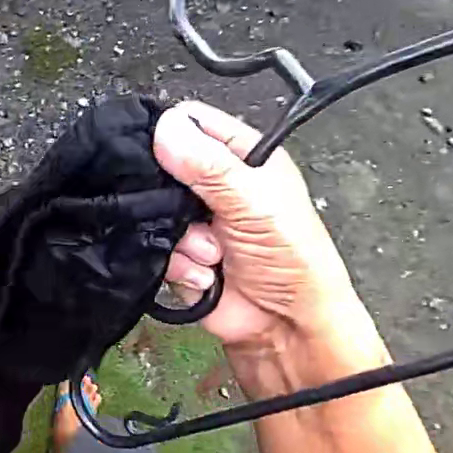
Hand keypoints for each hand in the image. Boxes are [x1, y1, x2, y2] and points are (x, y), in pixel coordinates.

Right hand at [154, 101, 360, 354]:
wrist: (285, 326)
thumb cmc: (294, 260)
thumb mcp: (254, 202)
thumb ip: (209, 166)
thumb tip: (167, 128)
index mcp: (244, 159)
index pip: (194, 125)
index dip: (172, 135)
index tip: (162, 157)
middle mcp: (219, 187)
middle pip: (166, 171)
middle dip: (175, 201)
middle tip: (198, 216)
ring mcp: (200, 223)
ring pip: (158, 214)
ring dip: (185, 241)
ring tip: (215, 255)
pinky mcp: (185, 257)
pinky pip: (160, 250)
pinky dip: (182, 267)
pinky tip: (208, 277)